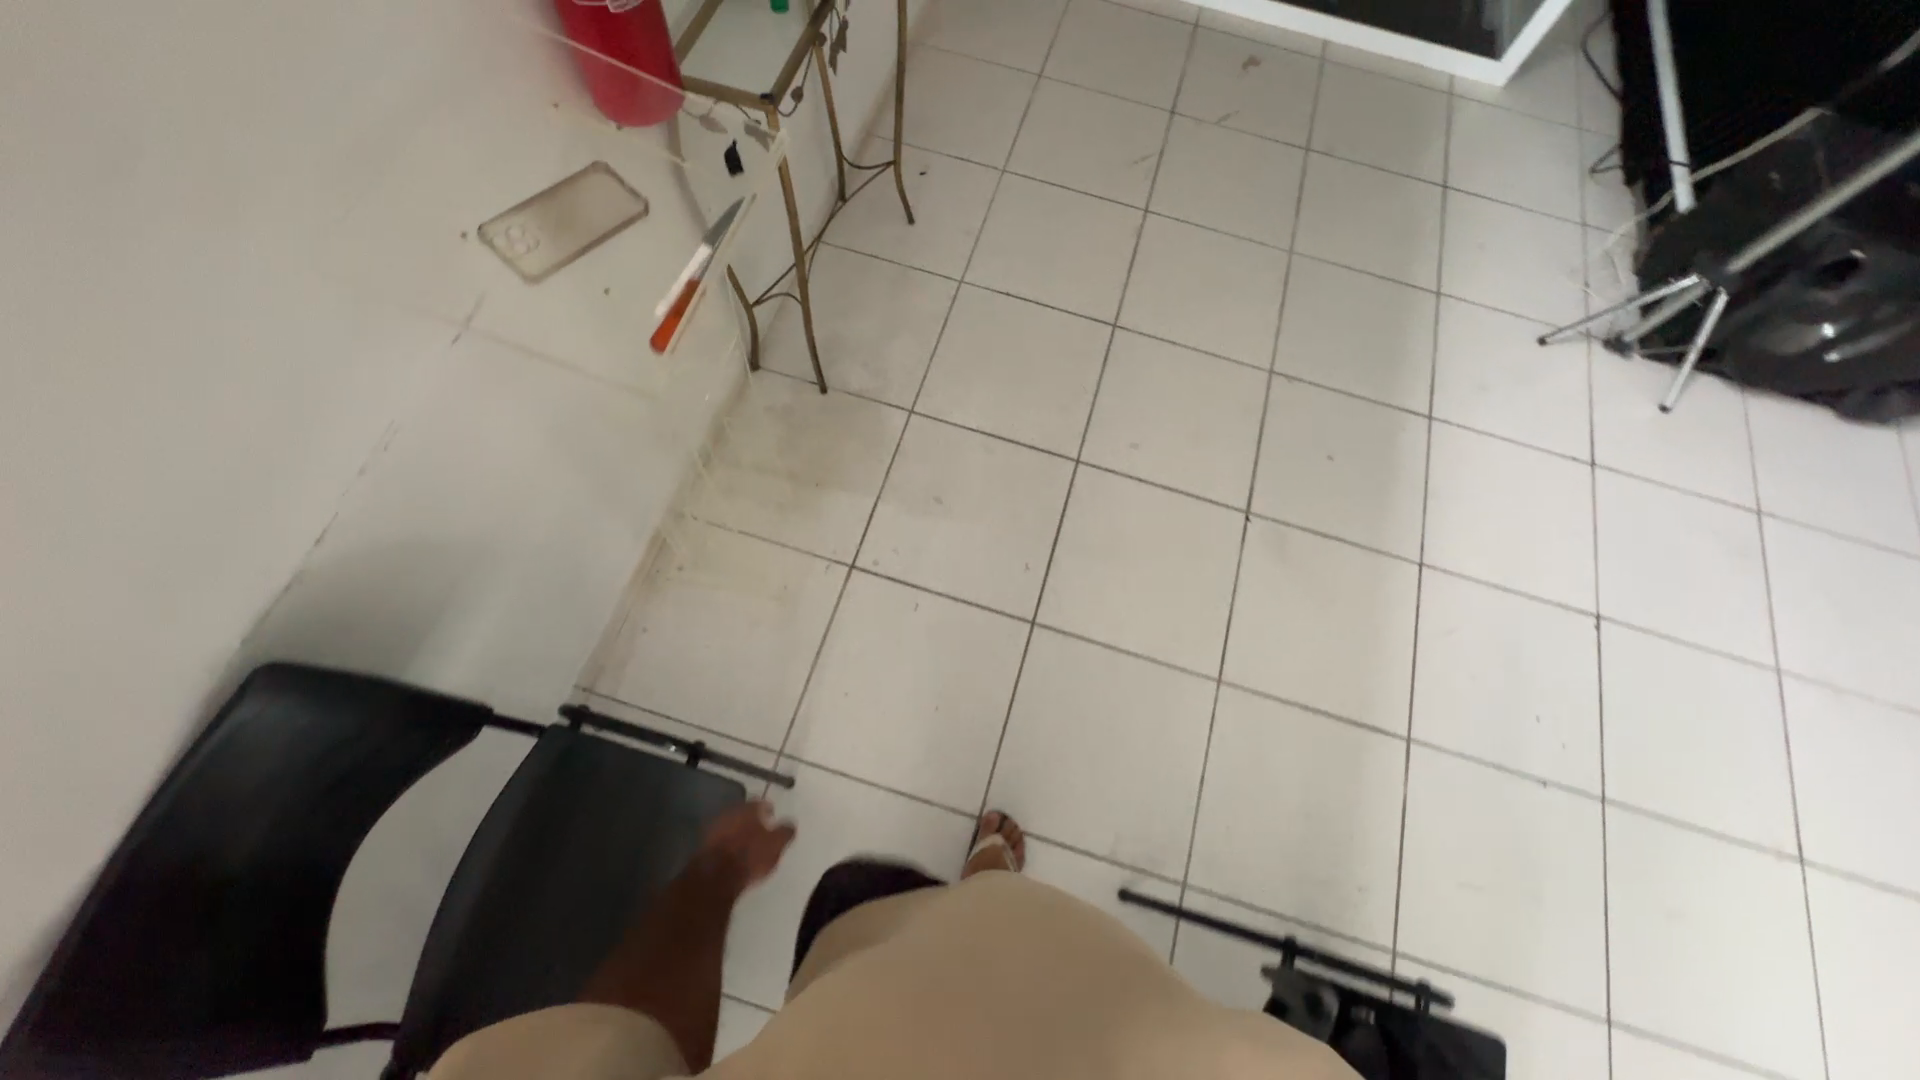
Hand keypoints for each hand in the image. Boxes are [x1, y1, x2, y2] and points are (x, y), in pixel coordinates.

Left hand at [700, 799, 795, 891]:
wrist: (715, 877)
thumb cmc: (750, 857)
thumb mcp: (776, 845)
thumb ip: (785, 832)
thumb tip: (790, 824)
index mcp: (748, 809)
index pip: (761, 802)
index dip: (768, 809)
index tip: (773, 816)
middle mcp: (730, 812)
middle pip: (743, 812)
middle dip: (752, 819)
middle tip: (761, 829)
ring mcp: (714, 828)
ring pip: (730, 824)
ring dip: (738, 831)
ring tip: (747, 843)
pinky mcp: (703, 845)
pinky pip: (720, 839)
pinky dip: (728, 842)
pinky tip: (733, 853)